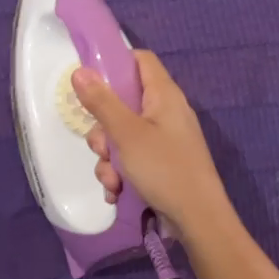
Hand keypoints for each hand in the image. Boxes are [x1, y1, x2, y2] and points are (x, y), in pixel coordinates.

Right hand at [72, 51, 235, 237]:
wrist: (197, 218)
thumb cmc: (164, 168)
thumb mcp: (126, 134)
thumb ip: (102, 102)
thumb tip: (80, 71)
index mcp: (164, 95)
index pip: (140, 60)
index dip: (115, 64)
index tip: (91, 82)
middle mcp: (165, 113)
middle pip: (123, 104)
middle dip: (104, 131)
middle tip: (102, 148)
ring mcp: (164, 140)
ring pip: (122, 138)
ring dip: (110, 160)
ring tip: (113, 181)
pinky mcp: (162, 165)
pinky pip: (131, 160)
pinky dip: (121, 175)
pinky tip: (117, 193)